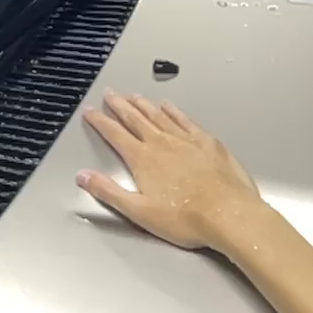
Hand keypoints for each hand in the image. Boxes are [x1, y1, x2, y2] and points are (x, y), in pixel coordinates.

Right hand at [77, 92, 270, 255]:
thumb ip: (109, 191)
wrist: (230, 215)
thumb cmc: (185, 218)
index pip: (114, 134)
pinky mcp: (208, 143)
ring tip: (133, 95)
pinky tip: (169, 106)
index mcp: (142, 158)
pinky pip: (185, 120)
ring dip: (143, 104)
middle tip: (110, 93)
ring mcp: (186, 140)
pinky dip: (174, 111)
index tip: (89, 111)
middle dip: (119, 105)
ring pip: (158, 115)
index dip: (100, 121)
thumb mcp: (139, 212)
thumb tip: (82, 176)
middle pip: (135, 118)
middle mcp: (161, 142)